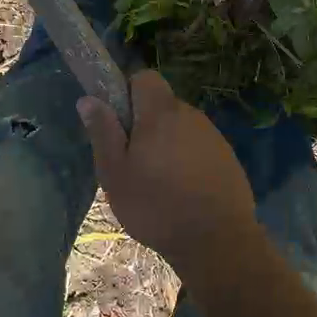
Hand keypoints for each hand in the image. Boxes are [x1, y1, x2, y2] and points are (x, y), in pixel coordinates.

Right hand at [78, 71, 259, 278]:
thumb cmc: (156, 205)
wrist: (217, 240)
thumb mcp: (115, 173)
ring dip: (167, 144)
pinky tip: (182, 192)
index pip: (145, 77)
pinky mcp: (227, 157)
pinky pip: (198, 147)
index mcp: (161, 112)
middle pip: (162, 105)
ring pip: (180, 128)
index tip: (120, 123)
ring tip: (158, 184)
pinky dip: (188, 161)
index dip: (128, 93)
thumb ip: (103, 132)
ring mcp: (213, 135)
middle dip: (146, 125)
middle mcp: (190, 114)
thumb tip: (89, 99)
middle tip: (133, 162)